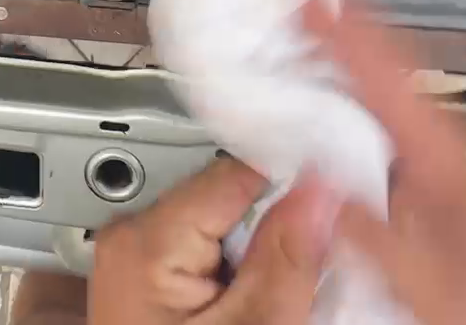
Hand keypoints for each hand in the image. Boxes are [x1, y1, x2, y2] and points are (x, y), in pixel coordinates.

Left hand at [88, 157, 334, 324]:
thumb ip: (286, 256)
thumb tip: (318, 189)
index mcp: (145, 239)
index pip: (232, 173)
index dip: (289, 177)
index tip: (334, 186)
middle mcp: (132, 235)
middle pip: (226, 196)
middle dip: (276, 218)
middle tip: (321, 251)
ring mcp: (137, 257)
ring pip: (222, 222)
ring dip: (262, 244)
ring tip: (287, 284)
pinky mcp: (149, 278)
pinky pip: (207, 249)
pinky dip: (241, 265)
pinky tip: (262, 292)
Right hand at [302, 0, 465, 324]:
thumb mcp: (432, 284)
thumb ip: (373, 235)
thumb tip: (316, 182)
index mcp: (440, 154)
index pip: (384, 73)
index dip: (345, 29)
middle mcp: (441, 136)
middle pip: (386, 59)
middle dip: (343, 21)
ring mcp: (438, 143)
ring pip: (389, 73)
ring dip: (350, 40)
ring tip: (308, 17)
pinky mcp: (432, 158)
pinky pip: (387, 98)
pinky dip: (359, 71)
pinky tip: (335, 73)